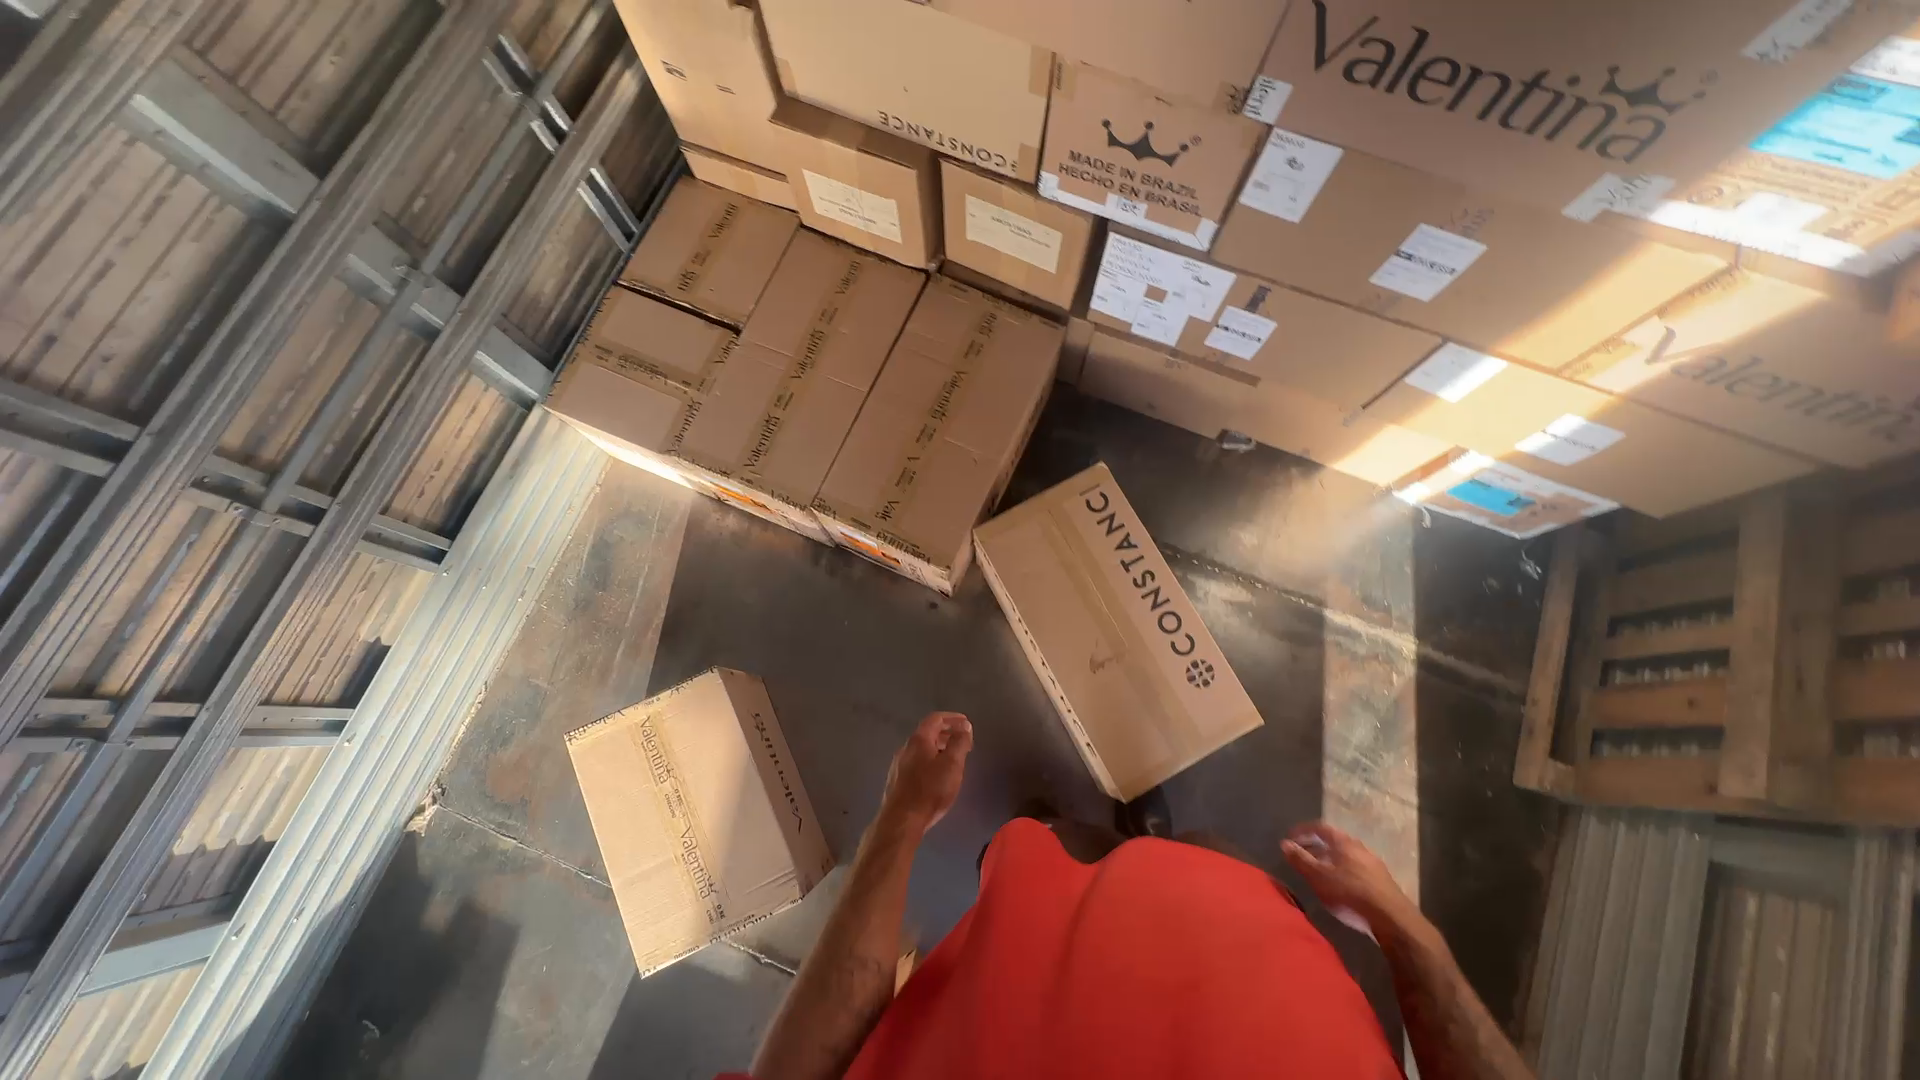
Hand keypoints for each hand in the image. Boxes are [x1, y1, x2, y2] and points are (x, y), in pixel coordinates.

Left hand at [879, 712, 971, 835]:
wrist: (901, 821)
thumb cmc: (930, 790)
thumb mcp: (952, 764)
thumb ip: (959, 742)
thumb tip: (964, 725)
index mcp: (919, 740)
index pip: (935, 719)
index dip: (952, 718)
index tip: (966, 724)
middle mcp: (906, 748)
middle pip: (927, 733)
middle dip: (947, 734)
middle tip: (963, 742)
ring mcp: (899, 765)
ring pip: (921, 749)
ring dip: (939, 748)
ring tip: (953, 759)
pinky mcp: (897, 781)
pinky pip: (917, 762)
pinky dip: (930, 761)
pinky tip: (937, 776)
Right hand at [1282, 822, 1419, 931]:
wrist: (1391, 918)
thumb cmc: (1349, 893)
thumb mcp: (1318, 876)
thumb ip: (1300, 859)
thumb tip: (1284, 843)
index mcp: (1343, 842)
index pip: (1320, 827)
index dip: (1303, 830)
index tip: (1290, 837)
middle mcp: (1359, 847)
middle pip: (1334, 841)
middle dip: (1316, 846)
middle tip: (1302, 855)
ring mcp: (1373, 864)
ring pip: (1346, 856)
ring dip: (1330, 859)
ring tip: (1319, 871)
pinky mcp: (1382, 881)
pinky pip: (1356, 868)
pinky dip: (1343, 870)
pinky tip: (1340, 885)